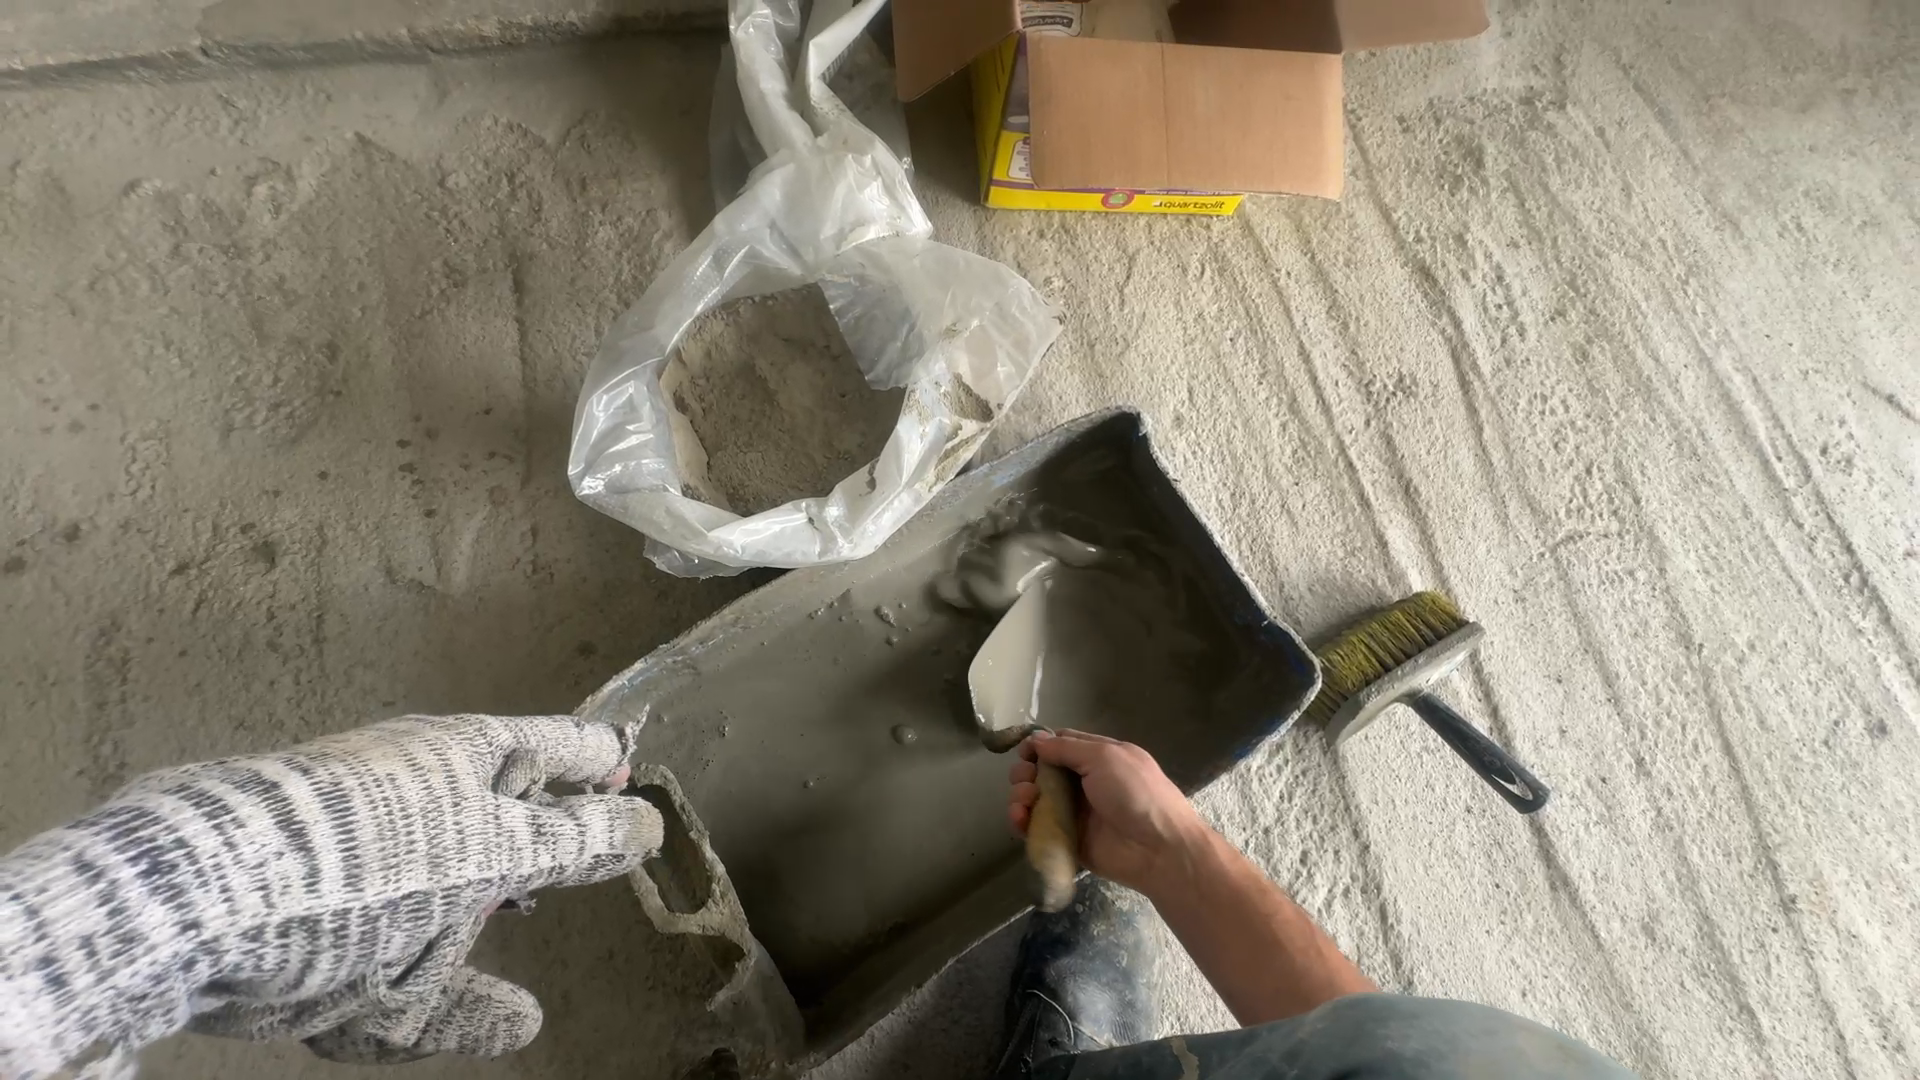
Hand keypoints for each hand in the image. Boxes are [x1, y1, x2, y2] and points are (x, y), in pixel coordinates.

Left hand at [0, 715, 661, 1078]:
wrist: (185, 914)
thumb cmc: (370, 852)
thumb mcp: (492, 847)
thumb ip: (575, 840)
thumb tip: (648, 823)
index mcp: (469, 756)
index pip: (562, 744)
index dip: (606, 761)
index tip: (636, 777)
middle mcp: (423, 804)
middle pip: (505, 825)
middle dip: (539, 856)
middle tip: (570, 876)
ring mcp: (370, 873)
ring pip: (452, 906)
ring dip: (479, 940)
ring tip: (515, 993)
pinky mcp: (327, 940)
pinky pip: (407, 974)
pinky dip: (451, 1005)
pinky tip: (510, 1027)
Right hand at [1006, 730, 1210, 894]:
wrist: (1158, 849)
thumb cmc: (1134, 793)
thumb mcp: (1104, 757)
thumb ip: (1066, 748)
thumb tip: (1036, 739)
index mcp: (1098, 756)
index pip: (1061, 744)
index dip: (1039, 745)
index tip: (1023, 751)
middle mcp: (1084, 782)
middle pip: (1043, 771)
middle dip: (1026, 771)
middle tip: (1025, 779)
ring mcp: (1075, 812)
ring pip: (1037, 798)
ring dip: (1021, 795)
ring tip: (1023, 801)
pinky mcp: (1067, 839)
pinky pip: (1038, 828)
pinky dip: (1023, 821)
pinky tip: (1019, 819)